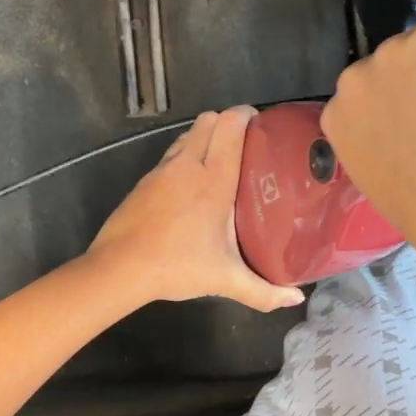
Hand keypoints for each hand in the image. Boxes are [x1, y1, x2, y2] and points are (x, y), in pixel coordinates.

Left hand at [87, 106, 306, 311]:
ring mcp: (162, 170)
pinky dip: (185, 156)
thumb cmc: (176, 267)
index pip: (230, 124)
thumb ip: (262, 291)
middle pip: (210, 119)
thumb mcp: (225, 280)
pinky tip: (192, 184)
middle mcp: (188, 165)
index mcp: (214, 178)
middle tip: (247, 145)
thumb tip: (295, 300)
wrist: (120, 268)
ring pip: (188, 134)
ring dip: (205, 137)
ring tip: (222, 162)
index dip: (247, 115)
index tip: (263, 126)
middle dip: (228, 122)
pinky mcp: (144, 180)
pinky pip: (170, 154)